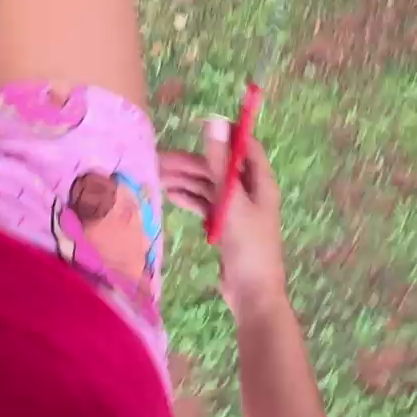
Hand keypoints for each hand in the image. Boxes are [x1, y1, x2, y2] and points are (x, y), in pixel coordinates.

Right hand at [161, 117, 288, 323]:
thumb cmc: (248, 245)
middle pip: (218, 167)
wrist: (252, 295)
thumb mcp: (231, 200)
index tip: (197, 126)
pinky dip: (190, 199)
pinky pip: (206, 204)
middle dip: (191, 163)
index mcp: (259, 182)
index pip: (245, 146)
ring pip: (209, 186)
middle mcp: (249, 191)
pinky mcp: (226, 225)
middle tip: (159, 160)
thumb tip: (215, 121)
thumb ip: (220, 162)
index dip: (225, 134)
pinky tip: (171, 196)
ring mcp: (237, 209)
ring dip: (186, 181)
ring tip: (157, 178)